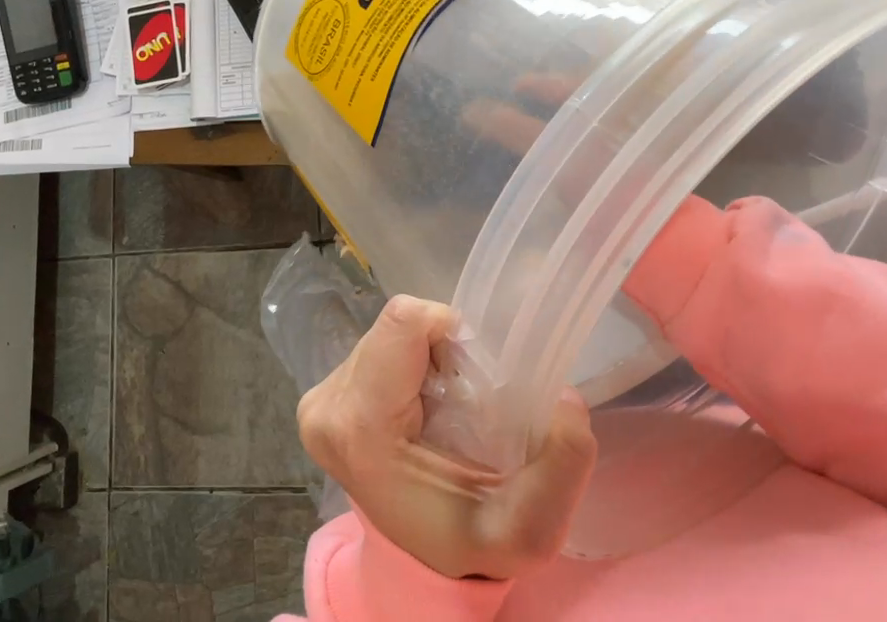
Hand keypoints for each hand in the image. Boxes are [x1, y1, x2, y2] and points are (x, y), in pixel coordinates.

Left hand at [297, 295, 597, 580]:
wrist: (422, 563)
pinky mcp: (323, 396)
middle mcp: (326, 406)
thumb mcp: (528, 529)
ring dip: (426, 359)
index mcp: (362, 427)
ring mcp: (319, 399)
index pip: (403, 322)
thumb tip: (567, 398)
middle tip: (466, 401)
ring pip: (388, 334)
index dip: (453, 335)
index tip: (476, 379)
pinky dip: (409, 367)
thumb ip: (559, 472)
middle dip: (441, 351)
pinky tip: (422, 409)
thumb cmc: (469, 543)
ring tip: (445, 410)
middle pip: (398, 327)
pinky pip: (377, 348)